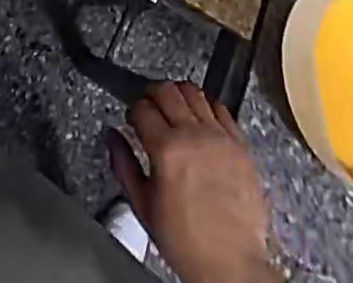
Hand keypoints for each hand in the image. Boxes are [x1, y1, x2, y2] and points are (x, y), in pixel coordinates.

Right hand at [110, 82, 276, 282]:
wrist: (231, 263)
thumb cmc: (188, 242)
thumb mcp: (143, 205)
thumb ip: (123, 164)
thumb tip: (113, 137)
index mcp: (166, 149)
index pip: (142, 107)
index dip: (133, 110)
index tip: (133, 118)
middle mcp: (193, 136)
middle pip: (167, 90)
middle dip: (152, 93)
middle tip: (149, 105)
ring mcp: (219, 137)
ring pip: (194, 91)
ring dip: (179, 94)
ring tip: (174, 106)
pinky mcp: (239, 144)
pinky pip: (221, 108)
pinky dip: (207, 105)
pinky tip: (200, 116)